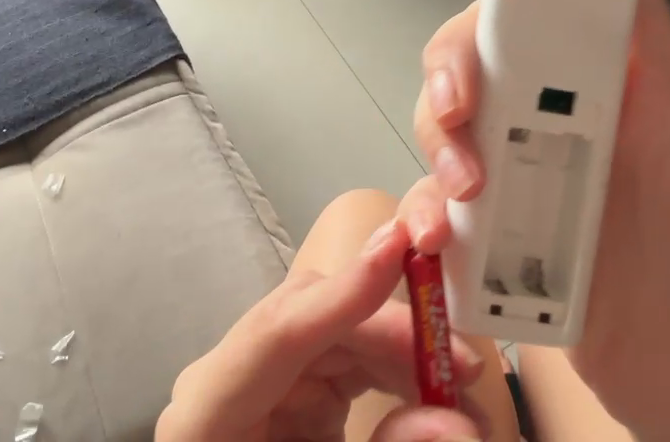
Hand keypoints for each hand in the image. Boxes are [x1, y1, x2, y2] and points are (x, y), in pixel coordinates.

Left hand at [157, 219, 489, 441]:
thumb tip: (461, 421)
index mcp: (205, 412)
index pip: (276, 332)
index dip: (342, 291)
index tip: (397, 248)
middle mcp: (227, 377)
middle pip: (313, 320)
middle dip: (393, 330)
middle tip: (464, 361)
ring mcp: (259, 378)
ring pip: (336, 331)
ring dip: (402, 350)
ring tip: (461, 383)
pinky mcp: (288, 389)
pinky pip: (344, 360)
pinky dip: (392, 370)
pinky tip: (432, 389)